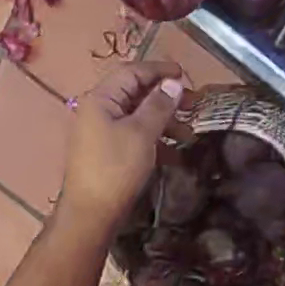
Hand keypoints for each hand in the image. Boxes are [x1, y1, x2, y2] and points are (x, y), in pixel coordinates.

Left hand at [59, 61, 187, 230]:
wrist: (91, 214)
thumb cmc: (116, 169)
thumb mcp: (142, 133)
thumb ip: (159, 106)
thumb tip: (174, 83)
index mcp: (101, 99)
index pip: (132, 73)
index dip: (159, 71)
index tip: (184, 74)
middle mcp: (98, 111)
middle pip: (135, 95)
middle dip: (165, 99)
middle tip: (193, 106)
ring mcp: (101, 134)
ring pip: (137, 118)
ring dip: (164, 122)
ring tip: (189, 135)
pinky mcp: (107, 155)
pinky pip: (133, 138)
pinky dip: (154, 141)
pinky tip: (174, 154)